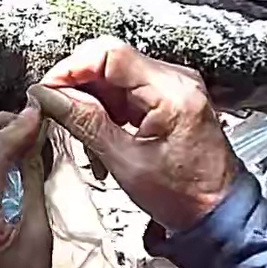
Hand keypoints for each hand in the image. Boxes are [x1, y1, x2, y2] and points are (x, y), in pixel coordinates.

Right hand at [28, 37, 238, 231]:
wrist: (218, 213)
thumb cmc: (182, 195)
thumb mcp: (126, 161)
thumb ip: (86, 122)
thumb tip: (49, 96)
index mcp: (171, 91)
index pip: (109, 54)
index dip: (71, 68)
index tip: (48, 91)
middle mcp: (177, 79)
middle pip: (111, 60)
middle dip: (77, 84)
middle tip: (55, 110)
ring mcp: (174, 86)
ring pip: (115, 76)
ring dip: (90, 99)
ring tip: (78, 130)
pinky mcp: (170, 98)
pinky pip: (128, 90)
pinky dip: (106, 108)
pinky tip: (98, 132)